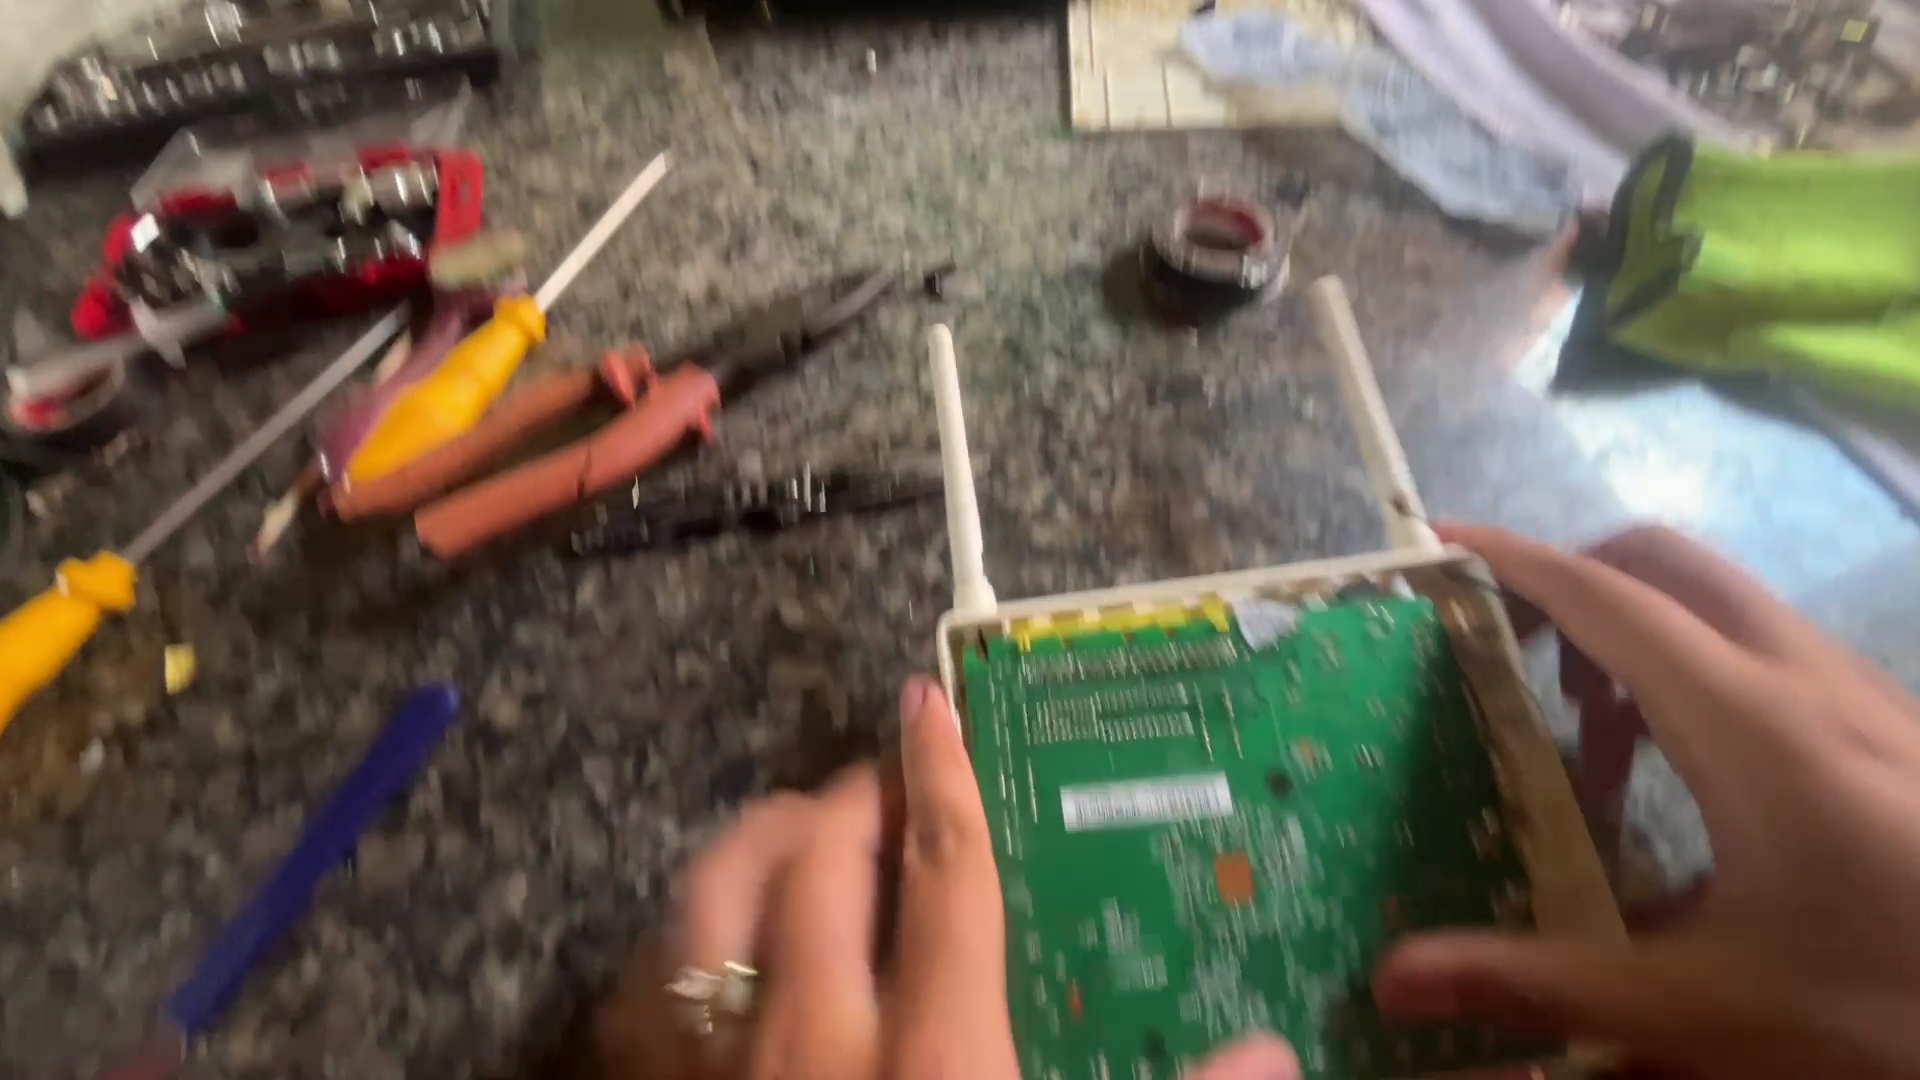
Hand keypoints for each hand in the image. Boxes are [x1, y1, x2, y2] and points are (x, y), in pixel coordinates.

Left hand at [596, 677, 1300, 1078]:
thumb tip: (1272, 1049)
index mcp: (931, 1057)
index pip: (939, 867)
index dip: (938, 771)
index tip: (927, 697)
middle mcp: (812, 1041)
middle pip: (821, 854)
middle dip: (854, 795)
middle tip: (887, 788)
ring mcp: (718, 1071)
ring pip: (714, 892)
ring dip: (764, 838)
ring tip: (807, 831)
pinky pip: (647, 976)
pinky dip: (686, 928)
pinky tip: (724, 931)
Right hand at [1374, 524, 1919, 1079]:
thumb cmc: (1899, 1010)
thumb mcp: (1711, 1007)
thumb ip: (1543, 983)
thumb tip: (1392, 980)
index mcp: (1755, 730)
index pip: (1608, 600)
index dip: (1514, 560)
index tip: (1440, 543)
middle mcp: (1807, 685)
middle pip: (1662, 562)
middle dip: (1567, 579)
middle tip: (1508, 643)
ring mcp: (1853, 695)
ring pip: (1706, 598)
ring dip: (1618, 629)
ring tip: (1580, 724)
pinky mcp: (1875, 719)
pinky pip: (1747, 642)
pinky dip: (1673, 663)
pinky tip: (1663, 758)